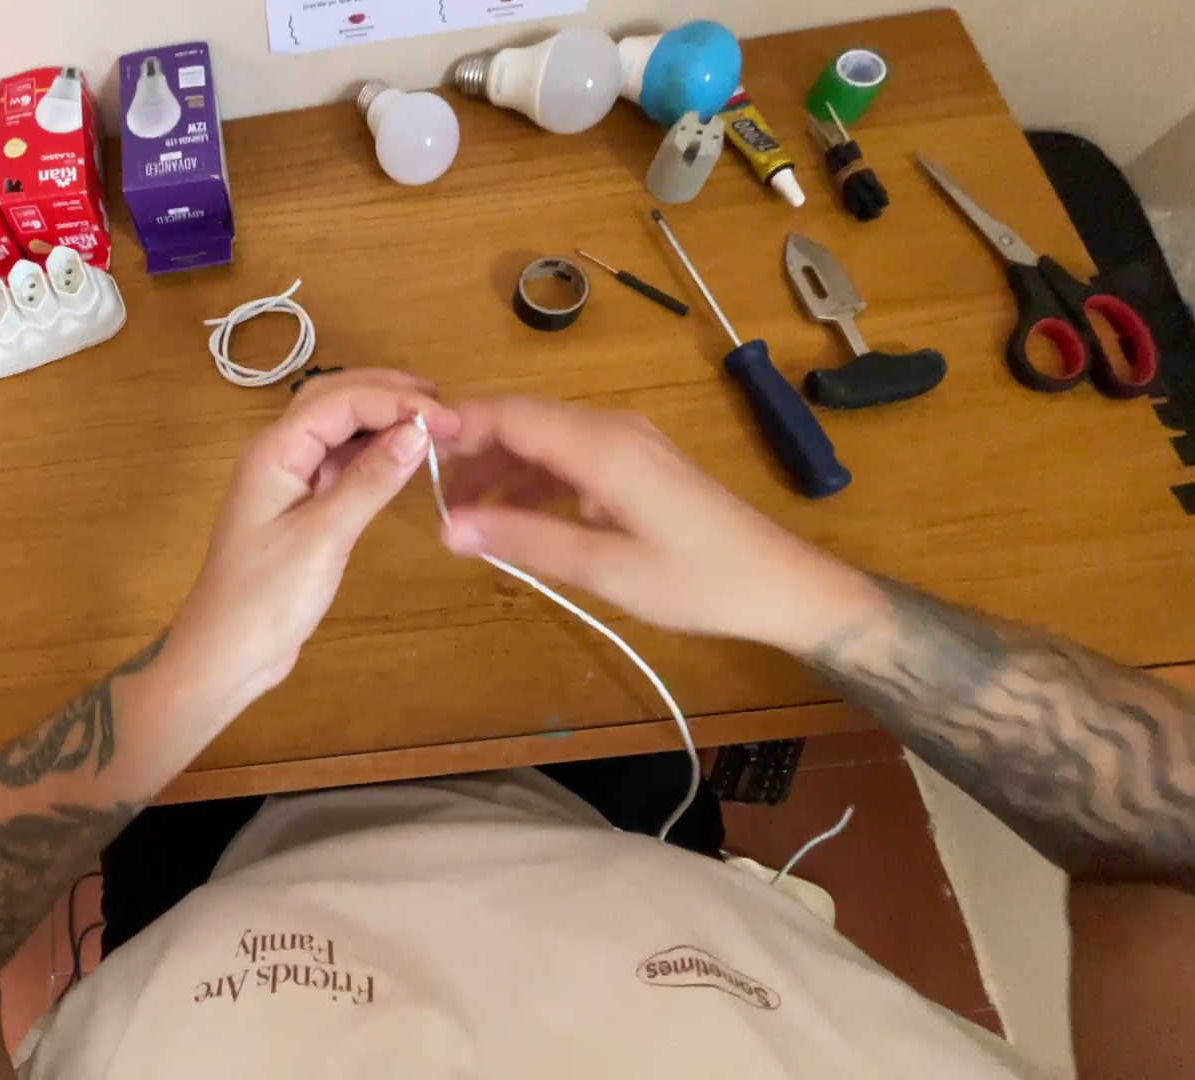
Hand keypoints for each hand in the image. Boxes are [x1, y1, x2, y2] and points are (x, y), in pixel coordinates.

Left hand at [163, 370, 460, 709]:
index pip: (340, 400)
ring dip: (380, 422)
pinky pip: (337, 465)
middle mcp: (278, 455)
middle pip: (333, 401)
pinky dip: (370, 456)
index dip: (396, 401)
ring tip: (429, 423)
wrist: (227, 653)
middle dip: (386, 394)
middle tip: (441, 401)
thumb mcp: (323, 538)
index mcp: (274, 452)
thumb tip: (418, 431)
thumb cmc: (266, 598)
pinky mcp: (298, 509)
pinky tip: (400, 460)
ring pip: (336, 432)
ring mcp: (287, 482)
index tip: (447, 418)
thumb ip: (369, 481)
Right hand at [438, 396, 878, 650]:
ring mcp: (623, 444)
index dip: (456, 424)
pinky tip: (510, 515)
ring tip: (461, 510)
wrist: (783, 586)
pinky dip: (530, 481)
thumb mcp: (603, 567)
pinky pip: (564, 460)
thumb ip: (523, 540)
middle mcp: (609, 429)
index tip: (411, 449)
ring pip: (541, 440)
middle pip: (521, 420)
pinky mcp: (631, 465)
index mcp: (600, 445)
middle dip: (470, 448)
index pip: (510, 414)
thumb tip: (449, 529)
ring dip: (498, 469)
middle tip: (427, 486)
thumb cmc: (698, 580)